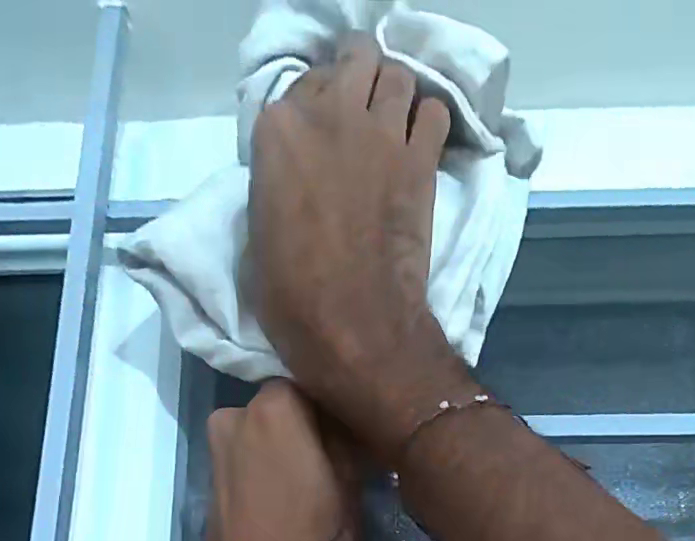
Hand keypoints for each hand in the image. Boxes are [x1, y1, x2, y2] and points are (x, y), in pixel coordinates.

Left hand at [189, 381, 358, 540]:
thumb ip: (347, 439)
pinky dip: (272, 466)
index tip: (358, 431)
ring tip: (322, 481)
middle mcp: (234, 416)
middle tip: (345, 458)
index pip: (312, 384)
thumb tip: (350, 419)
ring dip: (291, 447)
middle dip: (312, 426)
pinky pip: (251, 457)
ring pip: (267, 433)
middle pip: (285, 407)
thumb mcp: (351, 485)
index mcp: (273, 408)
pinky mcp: (211, 480)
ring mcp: (217, 449)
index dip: (338, 407)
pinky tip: (294, 496)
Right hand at [246, 33, 480, 460]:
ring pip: (397, 76)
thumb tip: (291, 180)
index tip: (321, 136)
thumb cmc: (293, 297)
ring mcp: (380, 133)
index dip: (314, 109)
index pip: (300, 85)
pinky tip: (421, 144)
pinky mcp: (420, 162)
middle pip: (353, 61)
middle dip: (357, 81)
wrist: (355, 324)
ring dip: (394, 96)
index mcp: (277, 131)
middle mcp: (328, 113)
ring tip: (392, 127)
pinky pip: (435, 113)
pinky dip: (429, 122)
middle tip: (359, 115)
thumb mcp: (259, 236)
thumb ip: (275, 186)